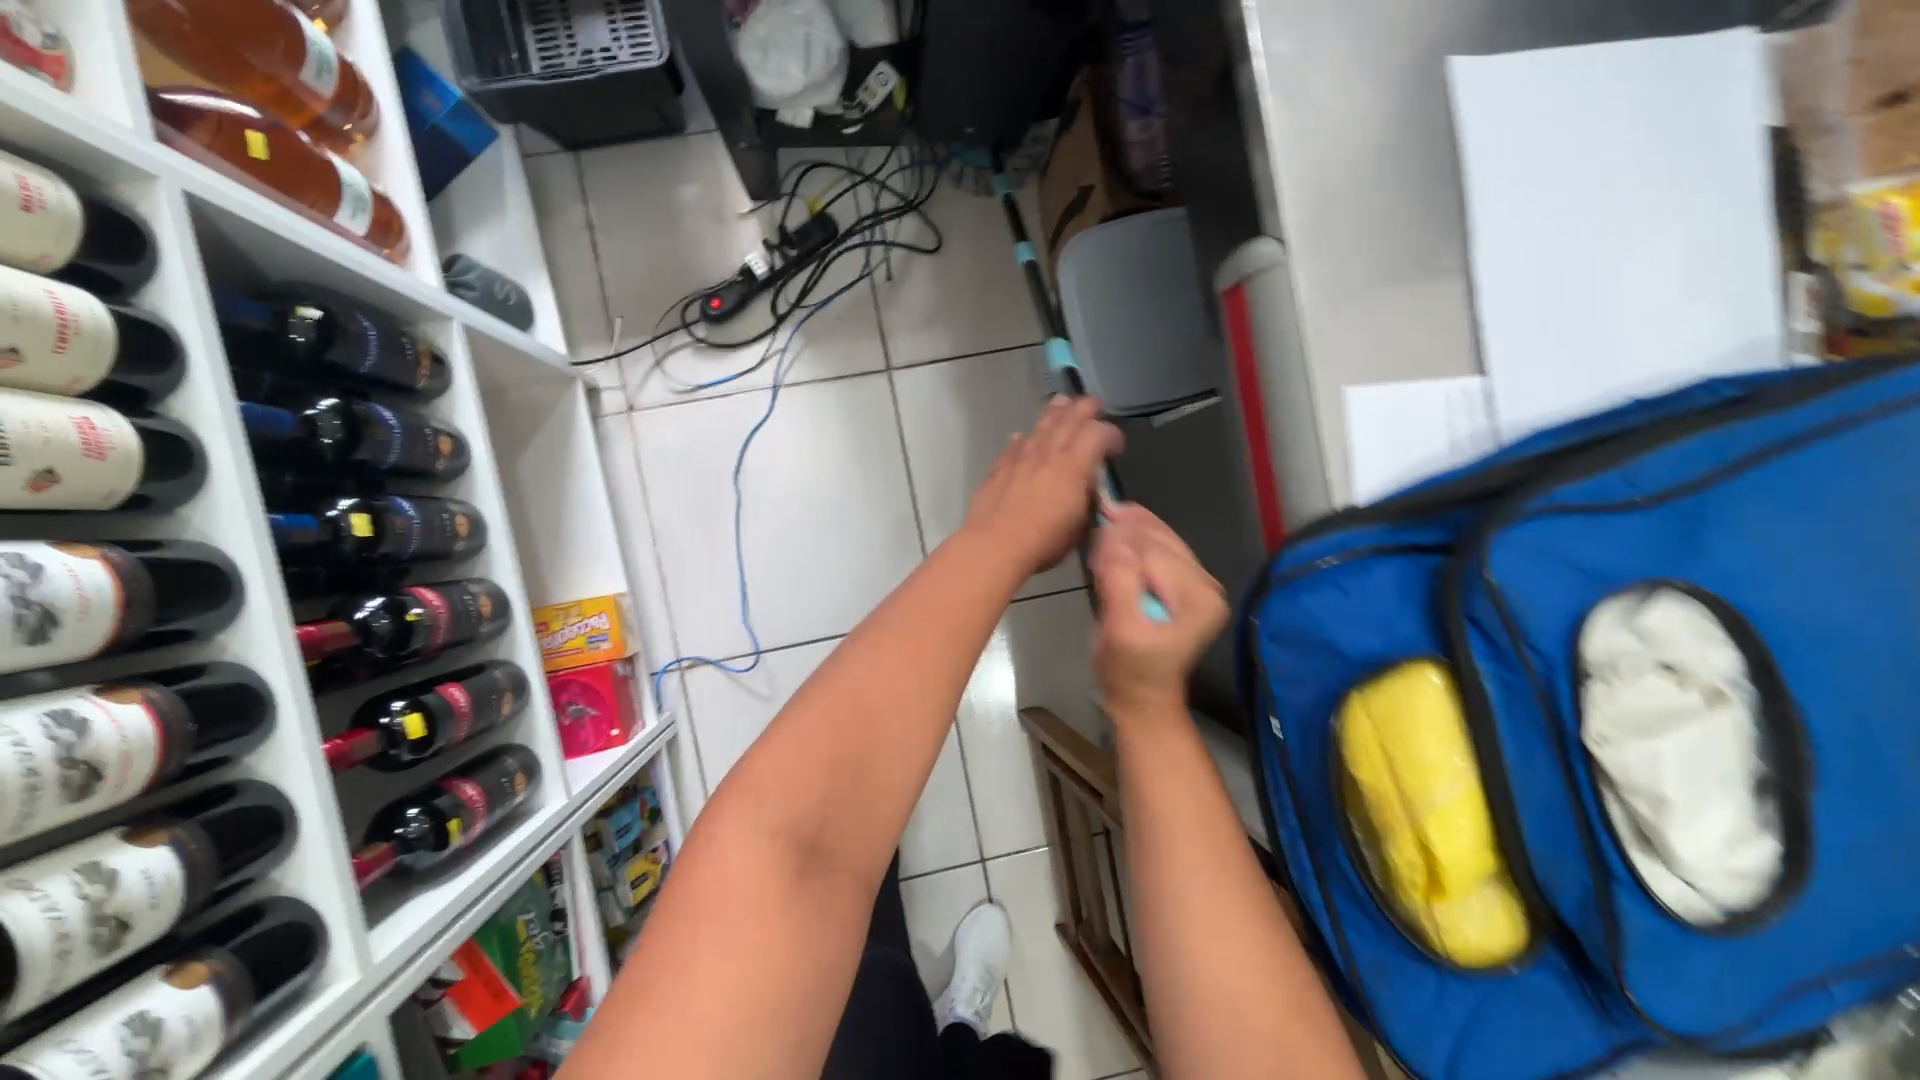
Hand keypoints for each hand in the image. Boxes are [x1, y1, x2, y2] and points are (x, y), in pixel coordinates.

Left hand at [962, 396, 1122, 577]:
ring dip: (1052, 414)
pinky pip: (1012, 449)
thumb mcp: (1080, 527)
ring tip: (1060, 402)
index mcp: (1073, 467)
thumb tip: (1088, 490)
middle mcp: (1047, 455)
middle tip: (1092, 400)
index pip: (1097, 435)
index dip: (1111, 434)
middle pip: (1067, 422)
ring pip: (1039, 429)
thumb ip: (1087, 502)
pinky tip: (1019, 437)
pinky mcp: (998, 471)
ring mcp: (1019, 460)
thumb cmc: (1044, 542)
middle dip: (1083, 408)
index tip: (1117, 444)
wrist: (994, 546)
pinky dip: (1019, 441)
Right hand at [1089, 503, 1229, 717]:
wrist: (1143, 697)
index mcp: (1199, 598)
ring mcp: (1200, 583)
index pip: (1154, 550)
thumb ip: (1120, 583)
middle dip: (1126, 532)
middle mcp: (1208, 584)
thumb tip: (1114, 538)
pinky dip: (1138, 540)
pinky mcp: (1186, 584)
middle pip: (1160, 539)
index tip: (1092, 540)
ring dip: (1131, 532)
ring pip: (1161, 539)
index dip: (1120, 541)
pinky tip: (1119, 536)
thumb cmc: (1128, 671)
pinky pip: (1161, 549)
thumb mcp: (1119, 631)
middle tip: (1096, 527)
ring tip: (1105, 526)